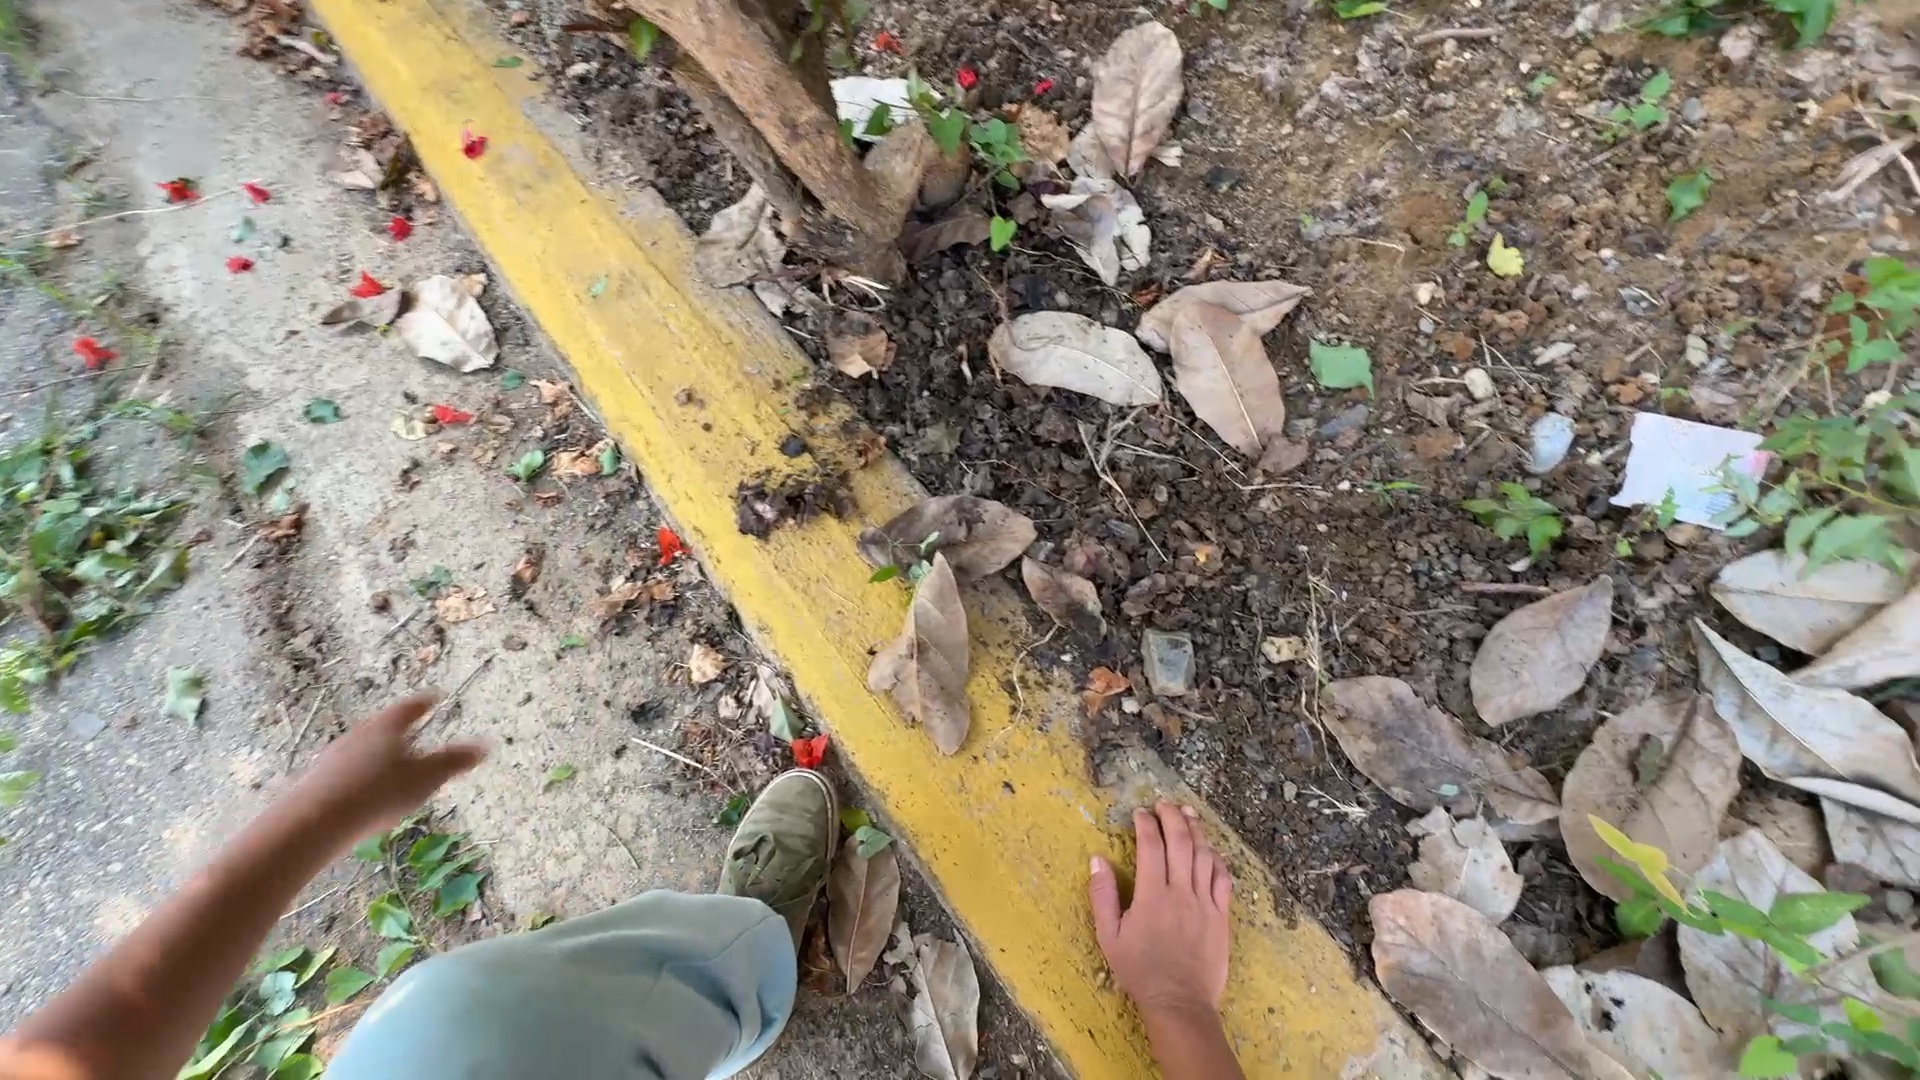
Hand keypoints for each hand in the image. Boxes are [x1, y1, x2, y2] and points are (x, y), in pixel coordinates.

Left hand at [287, 695, 486, 840]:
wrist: (309, 826)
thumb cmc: (378, 792)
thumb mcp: (427, 777)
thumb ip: (455, 761)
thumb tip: (486, 746)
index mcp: (386, 727)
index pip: (409, 707)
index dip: (424, 702)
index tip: (435, 697)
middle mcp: (357, 736)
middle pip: (381, 726)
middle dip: (398, 728)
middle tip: (413, 729)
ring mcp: (331, 760)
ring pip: (361, 749)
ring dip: (377, 753)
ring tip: (392, 763)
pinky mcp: (314, 785)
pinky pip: (345, 771)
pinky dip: (360, 774)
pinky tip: (366, 791)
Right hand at [1089, 802, 1232, 1019]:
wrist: (1180, 1003)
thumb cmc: (1140, 970)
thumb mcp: (1109, 935)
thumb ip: (1102, 895)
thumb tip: (1097, 859)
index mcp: (1152, 895)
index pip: (1151, 846)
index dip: (1146, 824)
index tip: (1140, 812)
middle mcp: (1181, 892)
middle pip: (1180, 842)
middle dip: (1172, 817)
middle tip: (1164, 804)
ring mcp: (1205, 903)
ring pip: (1204, 855)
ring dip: (1196, 830)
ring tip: (1188, 813)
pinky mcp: (1221, 916)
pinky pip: (1222, 879)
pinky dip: (1216, 858)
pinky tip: (1210, 848)